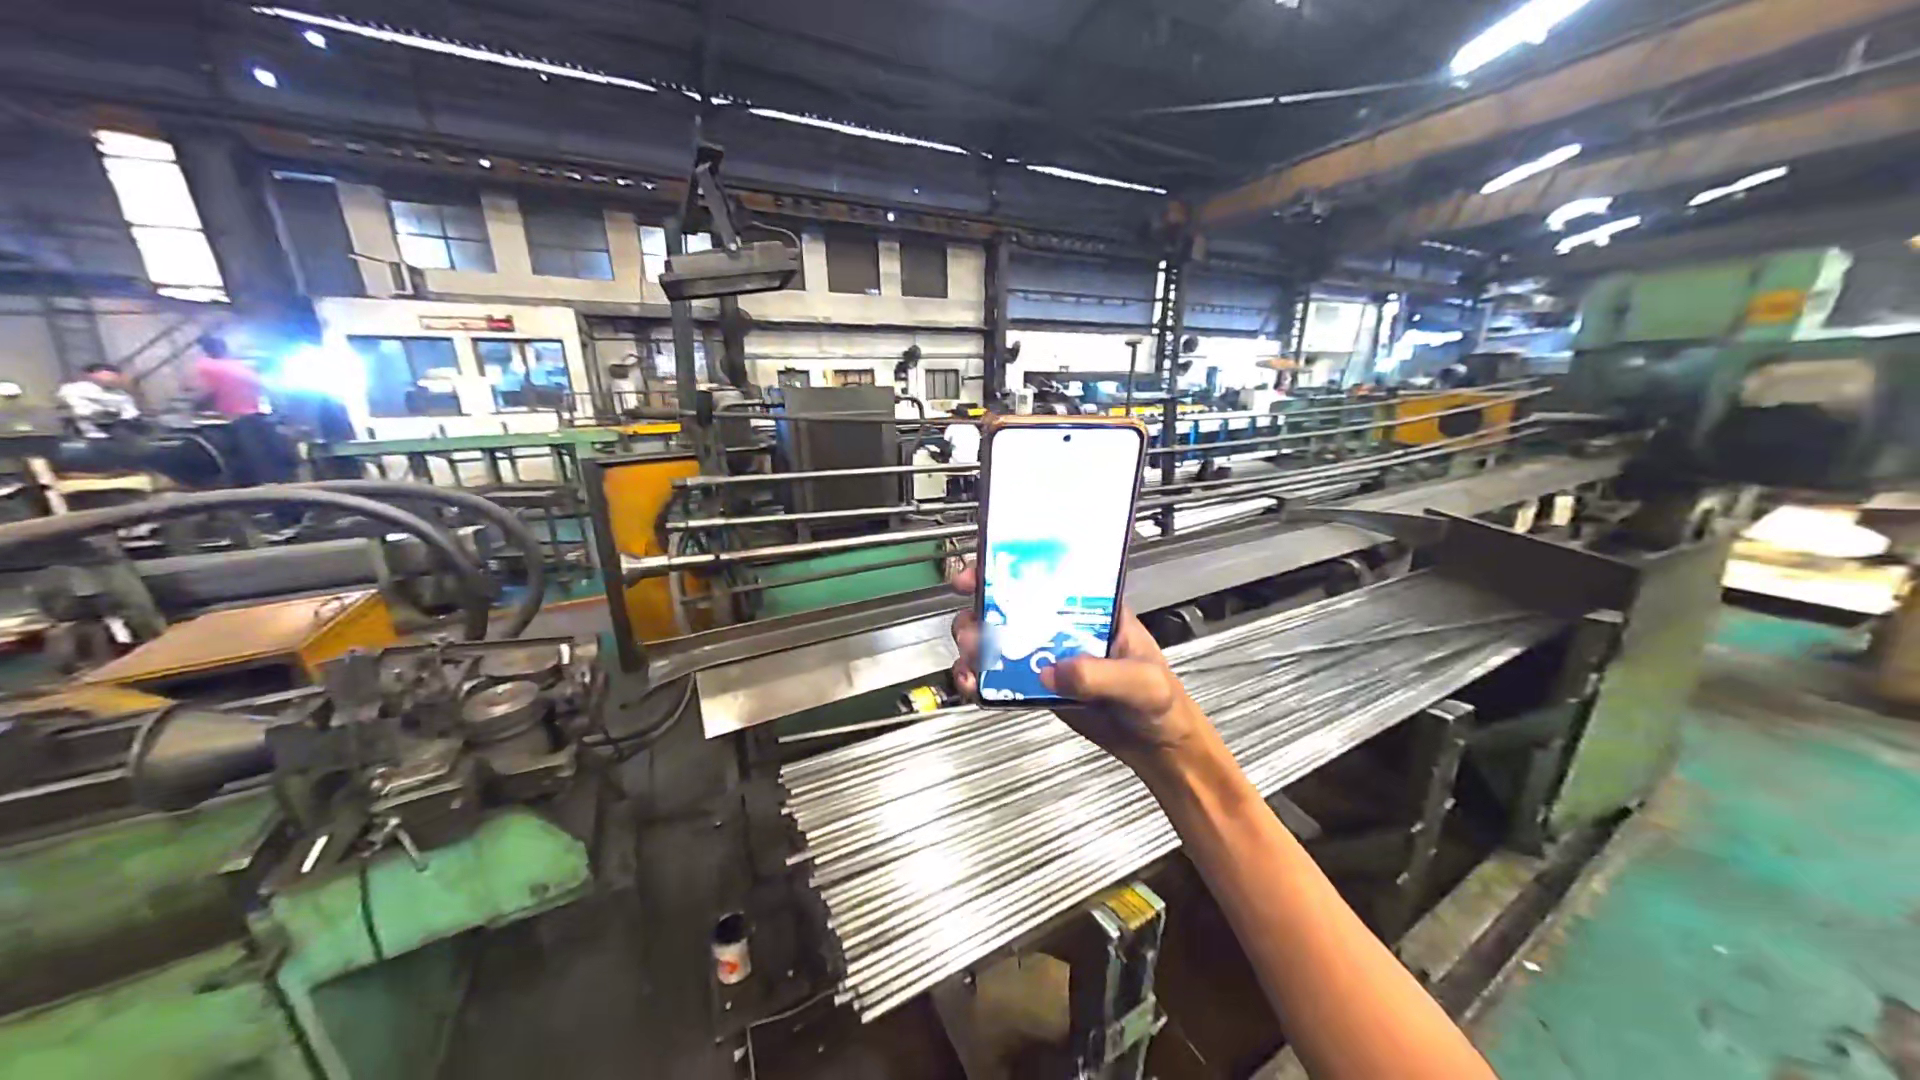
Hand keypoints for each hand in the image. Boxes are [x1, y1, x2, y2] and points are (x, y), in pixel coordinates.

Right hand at [948, 562, 1209, 773]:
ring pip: (996, 640)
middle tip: (972, 628)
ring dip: (975, 645)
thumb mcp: (1142, 681)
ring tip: (971, 661)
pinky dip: (979, 679)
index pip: (1045, 577)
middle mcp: (1061, 626)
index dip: (1008, 569)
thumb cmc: (1161, 701)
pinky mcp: (1035, 686)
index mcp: (1090, 608)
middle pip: (1008, 605)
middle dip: (981, 610)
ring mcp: (1046, 655)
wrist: (1156, 745)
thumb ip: (1102, 675)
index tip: (981, 572)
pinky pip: (999, 678)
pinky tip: (973, 686)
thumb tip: (1055, 671)